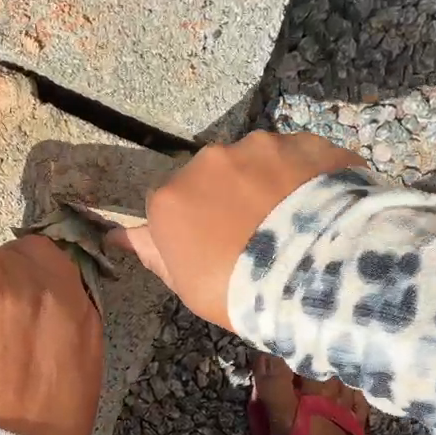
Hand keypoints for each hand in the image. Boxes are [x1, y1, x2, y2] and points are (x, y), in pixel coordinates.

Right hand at [120, 132, 364, 329]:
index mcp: (170, 198)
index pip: (167, 202)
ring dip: (265, 185)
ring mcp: (258, 146)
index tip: (209, 248)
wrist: (312, 275)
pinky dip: (303, 179)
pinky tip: (318, 210)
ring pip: (255, 162)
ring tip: (290, 224)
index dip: (189, 225)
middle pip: (210, 176)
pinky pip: (297, 158)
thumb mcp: (186, 285)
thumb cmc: (237, 292)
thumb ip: (153, 252)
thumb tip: (117, 235)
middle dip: (227, 199)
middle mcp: (207, 160)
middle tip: (252, 238)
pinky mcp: (304, 142)